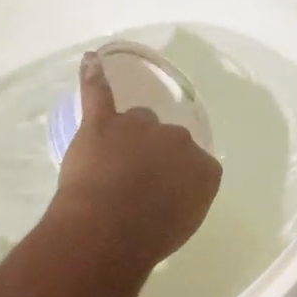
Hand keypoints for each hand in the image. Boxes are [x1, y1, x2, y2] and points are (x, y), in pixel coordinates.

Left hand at [50, 51, 221, 268]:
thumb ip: (186, 197)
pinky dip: (94, 75)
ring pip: (138, 120)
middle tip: (135, 183)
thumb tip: (173, 188)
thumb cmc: (150, 236)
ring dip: (128, 135)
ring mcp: (141, 127)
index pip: (198, 165)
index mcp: (205, 168)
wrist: (109, 230)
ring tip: (112, 161)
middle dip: (155, 156)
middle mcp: (180, 140)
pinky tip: (91, 60)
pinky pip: (99, 91)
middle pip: (169, 139)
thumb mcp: (185, 222)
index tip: (164, 194)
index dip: (177, 179)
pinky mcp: (103, 121)